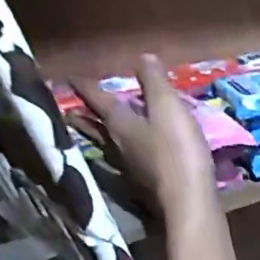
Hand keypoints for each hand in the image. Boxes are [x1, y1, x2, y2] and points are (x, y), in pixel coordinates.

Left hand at [73, 54, 214, 213]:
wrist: (189, 203)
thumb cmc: (177, 151)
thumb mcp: (167, 107)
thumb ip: (154, 81)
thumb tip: (141, 57)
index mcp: (120, 125)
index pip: (98, 101)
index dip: (86, 87)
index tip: (70, 78)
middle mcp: (119, 148)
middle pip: (98, 130)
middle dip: (84, 120)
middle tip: (69, 115)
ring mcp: (132, 172)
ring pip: (110, 150)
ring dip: (100, 141)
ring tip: (95, 136)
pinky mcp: (146, 191)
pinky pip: (129, 167)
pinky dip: (124, 159)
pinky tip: (130, 162)